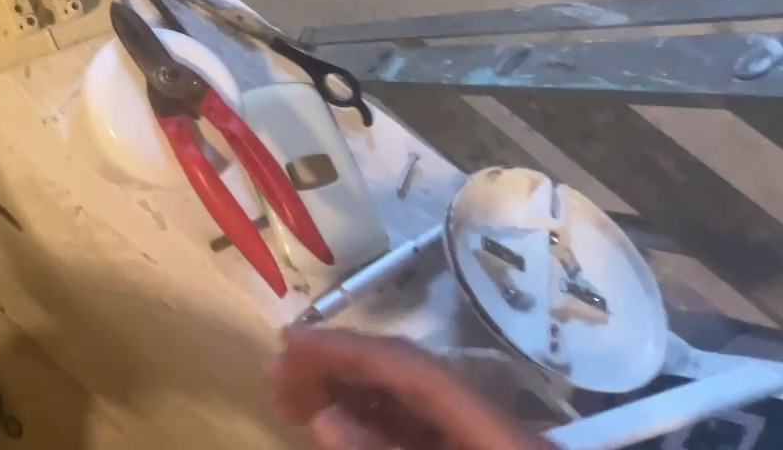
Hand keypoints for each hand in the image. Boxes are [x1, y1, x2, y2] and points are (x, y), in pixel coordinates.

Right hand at [272, 330, 548, 449]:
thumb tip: (323, 416)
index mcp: (504, 437)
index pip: (412, 368)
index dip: (344, 348)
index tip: (283, 345)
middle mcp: (504, 434)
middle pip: (411, 379)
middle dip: (340, 370)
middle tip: (278, 380)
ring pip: (416, 406)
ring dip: (353, 396)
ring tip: (299, 405)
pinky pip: (427, 435)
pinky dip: (378, 427)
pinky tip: (345, 431)